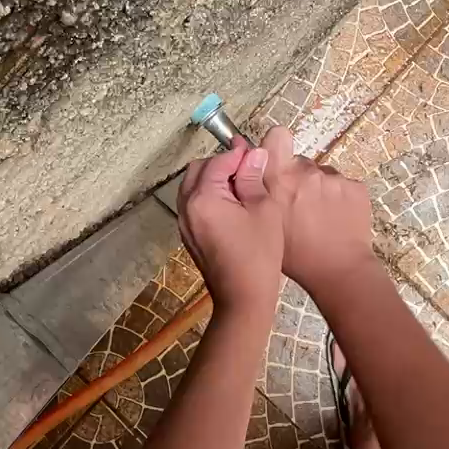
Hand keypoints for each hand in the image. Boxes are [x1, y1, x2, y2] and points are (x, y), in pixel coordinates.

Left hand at [178, 140, 283, 318]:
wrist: (243, 297)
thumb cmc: (258, 254)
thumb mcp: (263, 210)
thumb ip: (253, 178)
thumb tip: (254, 155)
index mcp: (203, 198)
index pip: (218, 162)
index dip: (237, 154)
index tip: (254, 151)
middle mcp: (187, 208)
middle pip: (198, 170)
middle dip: (222, 163)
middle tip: (248, 167)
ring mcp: (185, 223)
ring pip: (193, 186)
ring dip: (214, 178)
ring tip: (242, 185)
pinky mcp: (189, 235)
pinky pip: (194, 203)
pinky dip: (209, 195)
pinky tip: (232, 204)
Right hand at [254, 127, 377, 297]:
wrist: (339, 271)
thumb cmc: (296, 255)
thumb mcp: (265, 224)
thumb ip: (260, 194)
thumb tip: (256, 174)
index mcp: (279, 180)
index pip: (276, 136)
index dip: (276, 144)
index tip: (277, 158)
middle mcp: (305, 172)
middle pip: (300, 163)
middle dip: (299, 178)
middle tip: (301, 204)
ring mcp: (333, 179)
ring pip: (322, 176)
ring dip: (320, 190)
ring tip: (321, 216)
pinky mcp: (355, 187)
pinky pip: (344, 186)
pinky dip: (341, 199)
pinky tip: (338, 219)